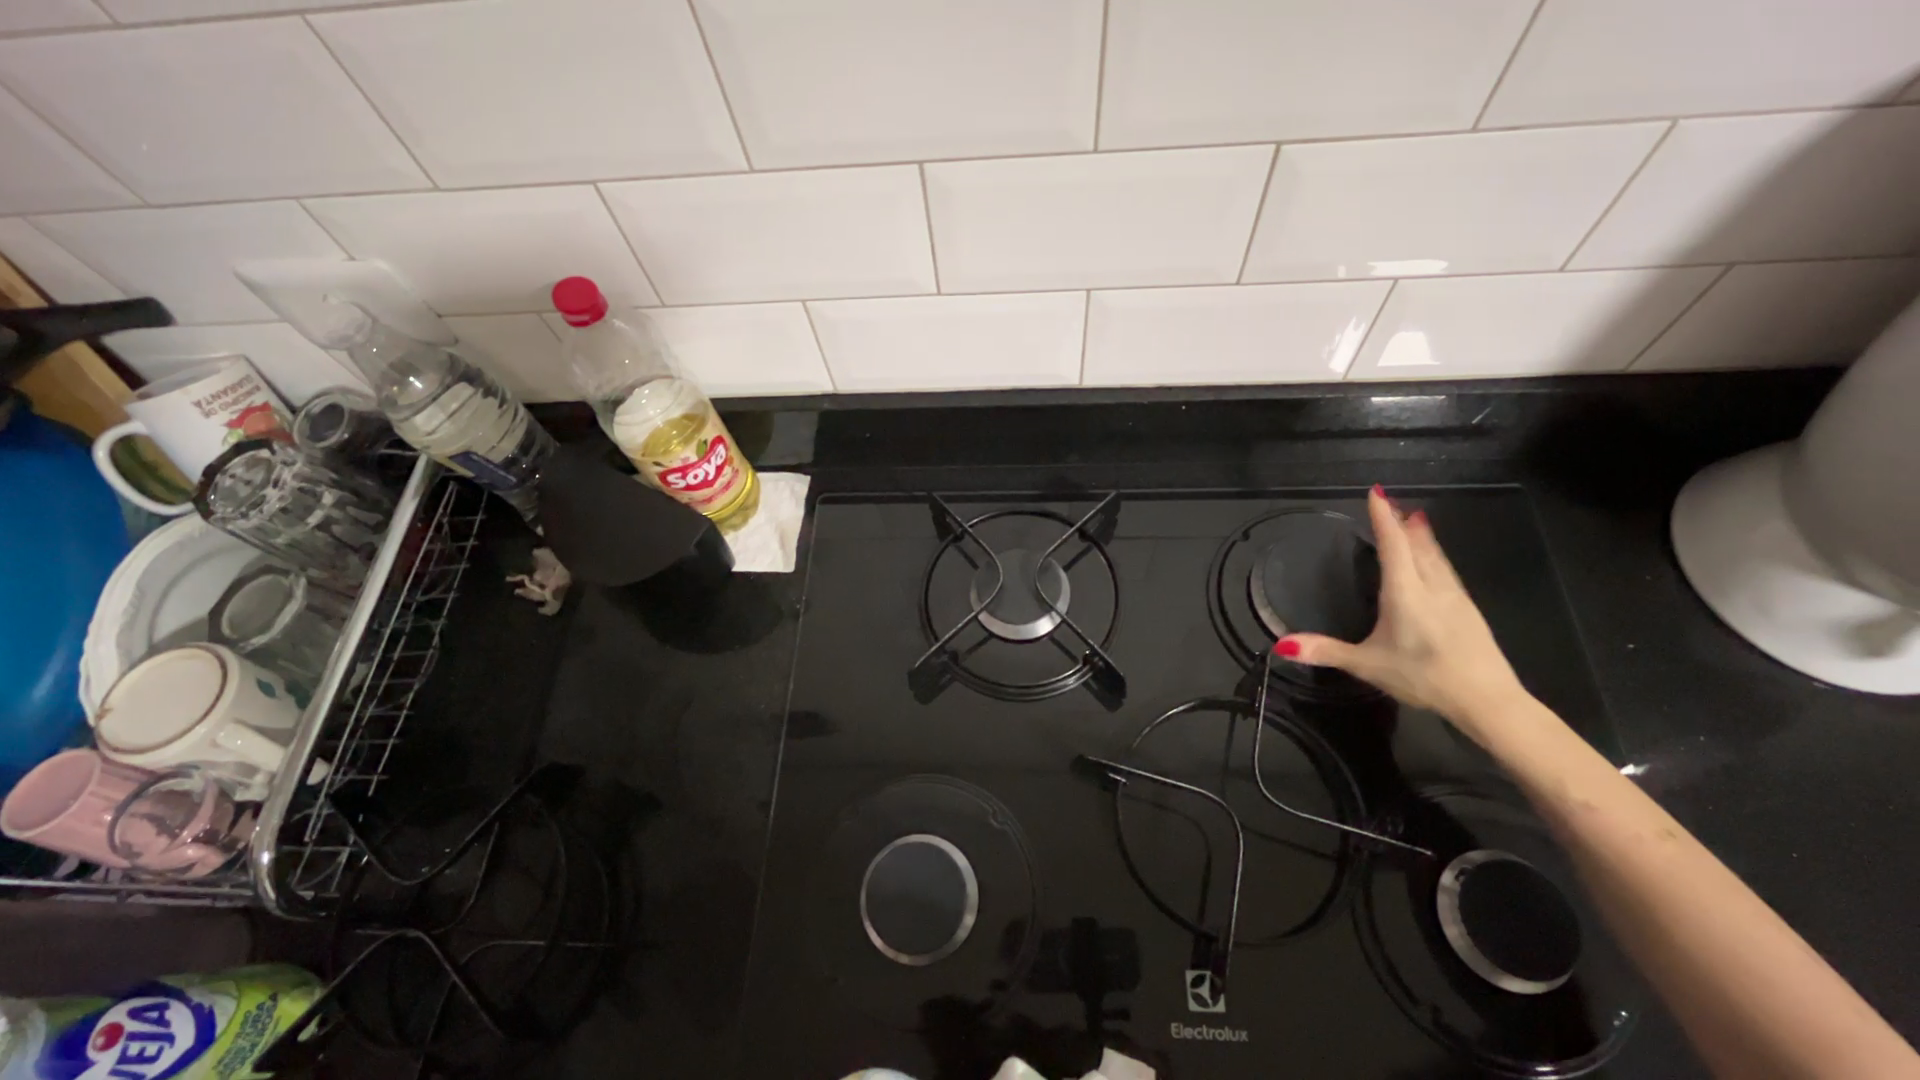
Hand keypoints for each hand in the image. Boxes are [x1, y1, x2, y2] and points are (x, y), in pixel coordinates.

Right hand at [1276, 487, 1531, 733]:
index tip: (1377, 492)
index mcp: (1405, 592)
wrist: (1486, 698)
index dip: (1384, 517)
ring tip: (1416, 521)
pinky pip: (1447, 572)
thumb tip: (1281, 646)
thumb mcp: (1367, 666)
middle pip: (1417, 546)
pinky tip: (1437, 565)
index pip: (1393, 545)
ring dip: (1423, 537)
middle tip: (1393, 503)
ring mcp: (1455, 597)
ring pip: (1437, 558)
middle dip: (1403, 523)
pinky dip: (1436, 557)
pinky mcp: (1469, 611)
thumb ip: (1325, 652)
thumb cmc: (1423, 677)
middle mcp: (1432, 586)